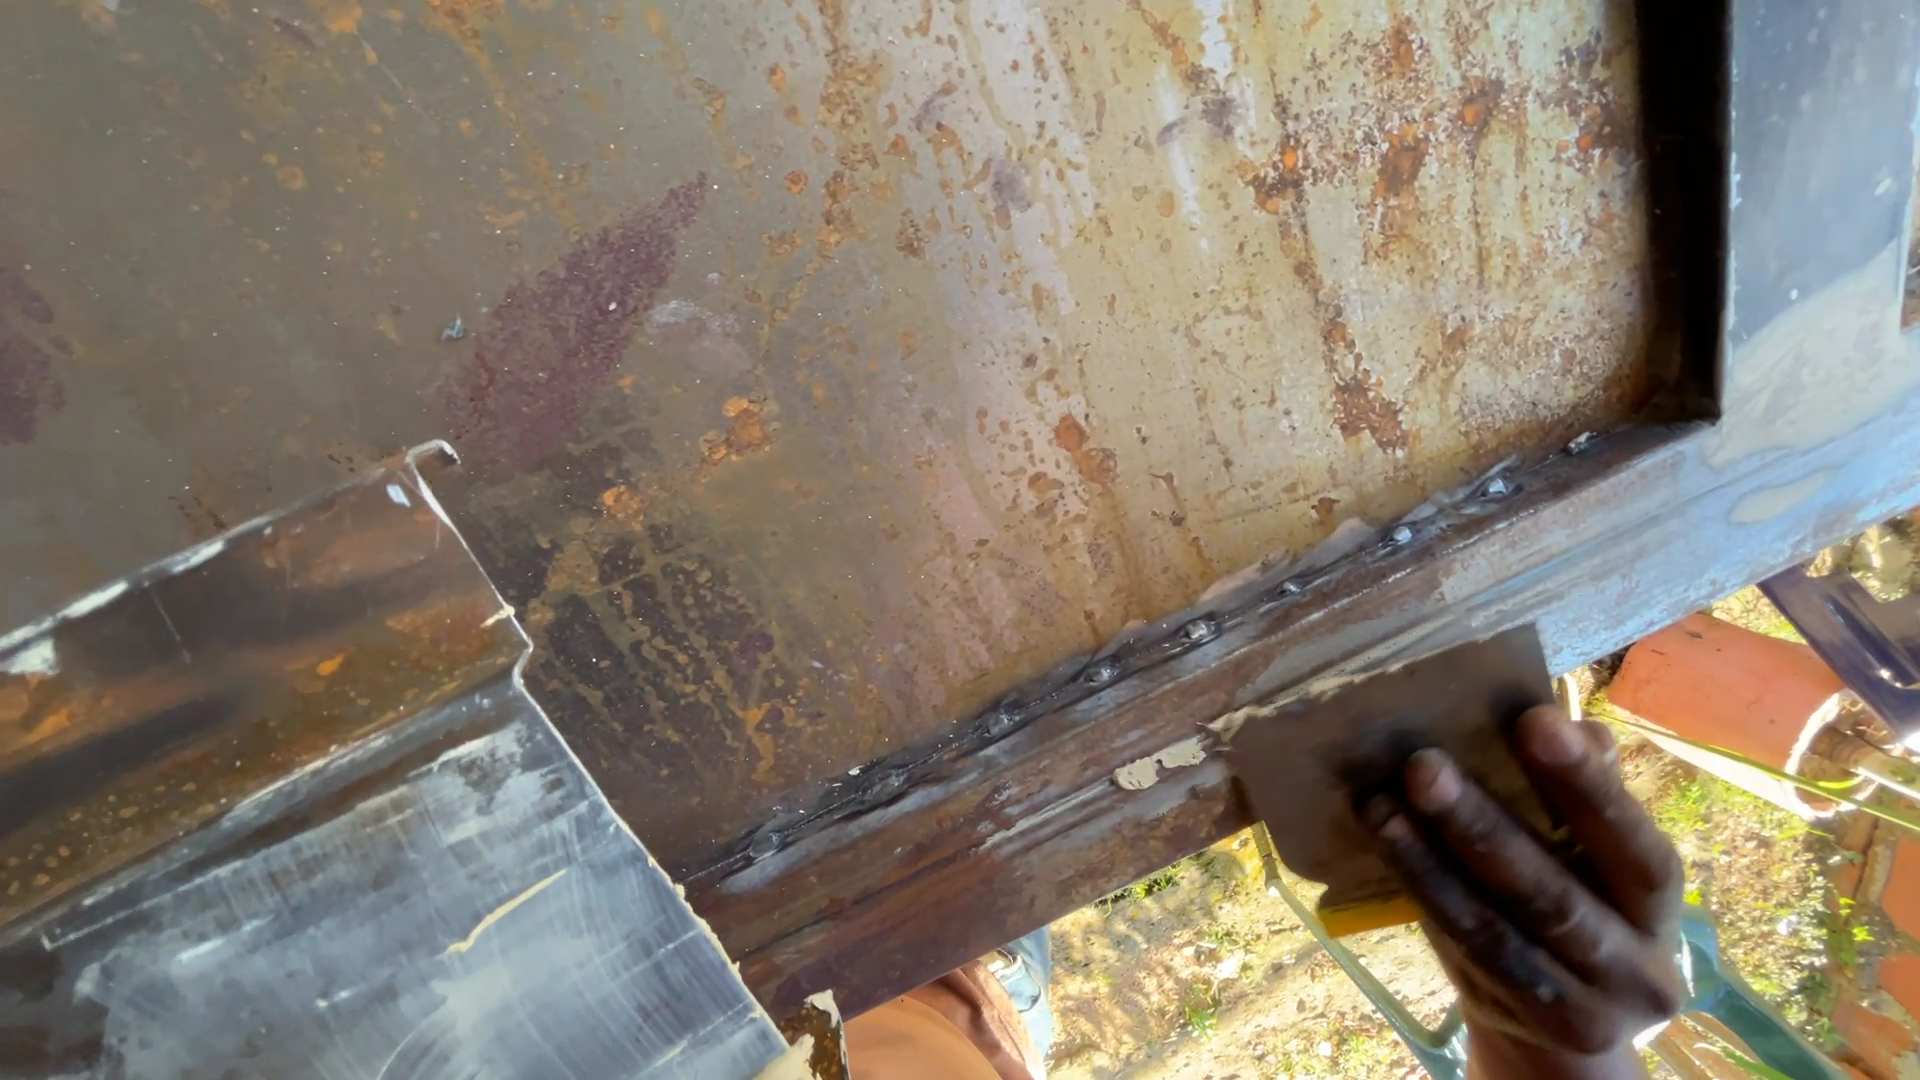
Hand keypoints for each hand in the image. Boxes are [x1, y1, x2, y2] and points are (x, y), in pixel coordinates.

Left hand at [1360, 705, 1684, 1076]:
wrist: (1554, 1027)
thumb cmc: (1566, 904)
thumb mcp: (1587, 858)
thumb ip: (1580, 800)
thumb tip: (1583, 728)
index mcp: (1657, 909)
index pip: (1637, 850)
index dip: (1588, 786)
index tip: (1535, 717)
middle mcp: (1638, 969)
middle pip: (1554, 894)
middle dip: (1483, 824)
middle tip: (1423, 762)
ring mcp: (1581, 1007)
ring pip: (1493, 924)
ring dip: (1429, 856)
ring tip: (1380, 801)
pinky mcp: (1516, 1015)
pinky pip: (1457, 944)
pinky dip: (1416, 884)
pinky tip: (1380, 832)